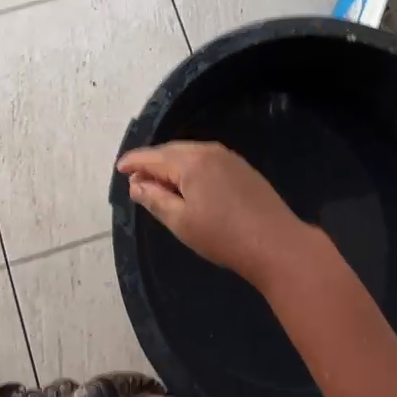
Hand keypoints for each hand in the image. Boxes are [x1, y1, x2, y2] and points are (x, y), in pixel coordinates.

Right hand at [118, 141, 315, 289]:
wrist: (278, 245)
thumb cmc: (223, 236)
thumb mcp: (180, 221)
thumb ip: (154, 199)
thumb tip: (135, 185)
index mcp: (190, 161)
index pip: (152, 157)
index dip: (133, 162)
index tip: (118, 168)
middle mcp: (208, 151)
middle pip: (170, 151)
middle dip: (151, 163)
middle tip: (135, 179)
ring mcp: (228, 157)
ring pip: (189, 155)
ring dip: (171, 166)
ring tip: (158, 183)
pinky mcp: (241, 168)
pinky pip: (205, 160)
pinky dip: (189, 168)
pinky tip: (187, 184)